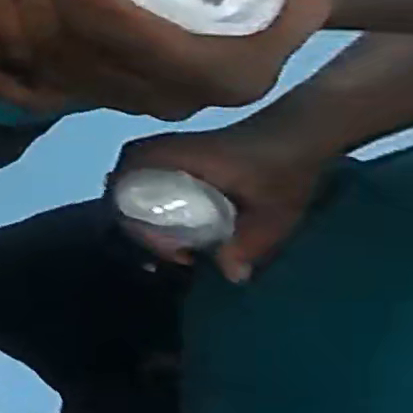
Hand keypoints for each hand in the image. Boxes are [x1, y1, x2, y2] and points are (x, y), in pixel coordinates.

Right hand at [113, 123, 334, 282]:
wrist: (292, 135)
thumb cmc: (281, 169)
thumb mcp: (275, 211)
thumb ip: (252, 241)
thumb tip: (230, 276)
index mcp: (168, 157)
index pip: (126, 189)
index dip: (141, 227)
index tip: (179, 253)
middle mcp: (151, 150)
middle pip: (119, 186)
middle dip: (135, 222)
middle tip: (169, 248)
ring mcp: (154, 148)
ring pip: (124, 181)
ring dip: (138, 211)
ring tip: (168, 238)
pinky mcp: (163, 152)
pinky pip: (136, 176)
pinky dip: (144, 199)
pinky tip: (171, 219)